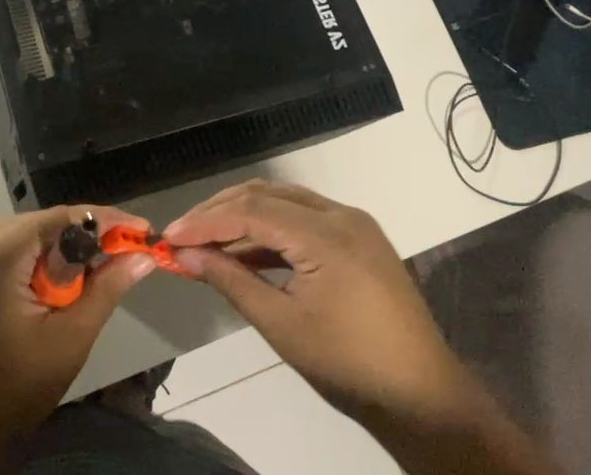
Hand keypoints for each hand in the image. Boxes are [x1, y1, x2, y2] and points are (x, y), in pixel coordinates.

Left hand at [0, 205, 154, 472]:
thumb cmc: (14, 386)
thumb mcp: (70, 337)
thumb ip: (106, 288)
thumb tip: (141, 256)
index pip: (61, 217)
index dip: (106, 221)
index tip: (144, 231)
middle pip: (43, 223)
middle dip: (87, 237)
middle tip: (128, 255)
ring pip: (29, 235)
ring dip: (64, 250)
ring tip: (100, 270)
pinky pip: (11, 249)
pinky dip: (39, 259)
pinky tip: (62, 281)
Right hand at [164, 181, 554, 474]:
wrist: (422, 396)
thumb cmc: (347, 363)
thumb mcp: (281, 324)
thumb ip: (231, 280)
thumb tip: (184, 255)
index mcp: (326, 234)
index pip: (251, 211)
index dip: (205, 222)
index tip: (168, 238)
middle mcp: (341, 215)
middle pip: (266, 195)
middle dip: (220, 212)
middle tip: (182, 234)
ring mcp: (354, 224)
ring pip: (285, 201)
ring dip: (244, 217)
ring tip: (206, 241)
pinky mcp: (360, 239)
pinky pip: (305, 219)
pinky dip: (272, 229)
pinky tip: (246, 251)